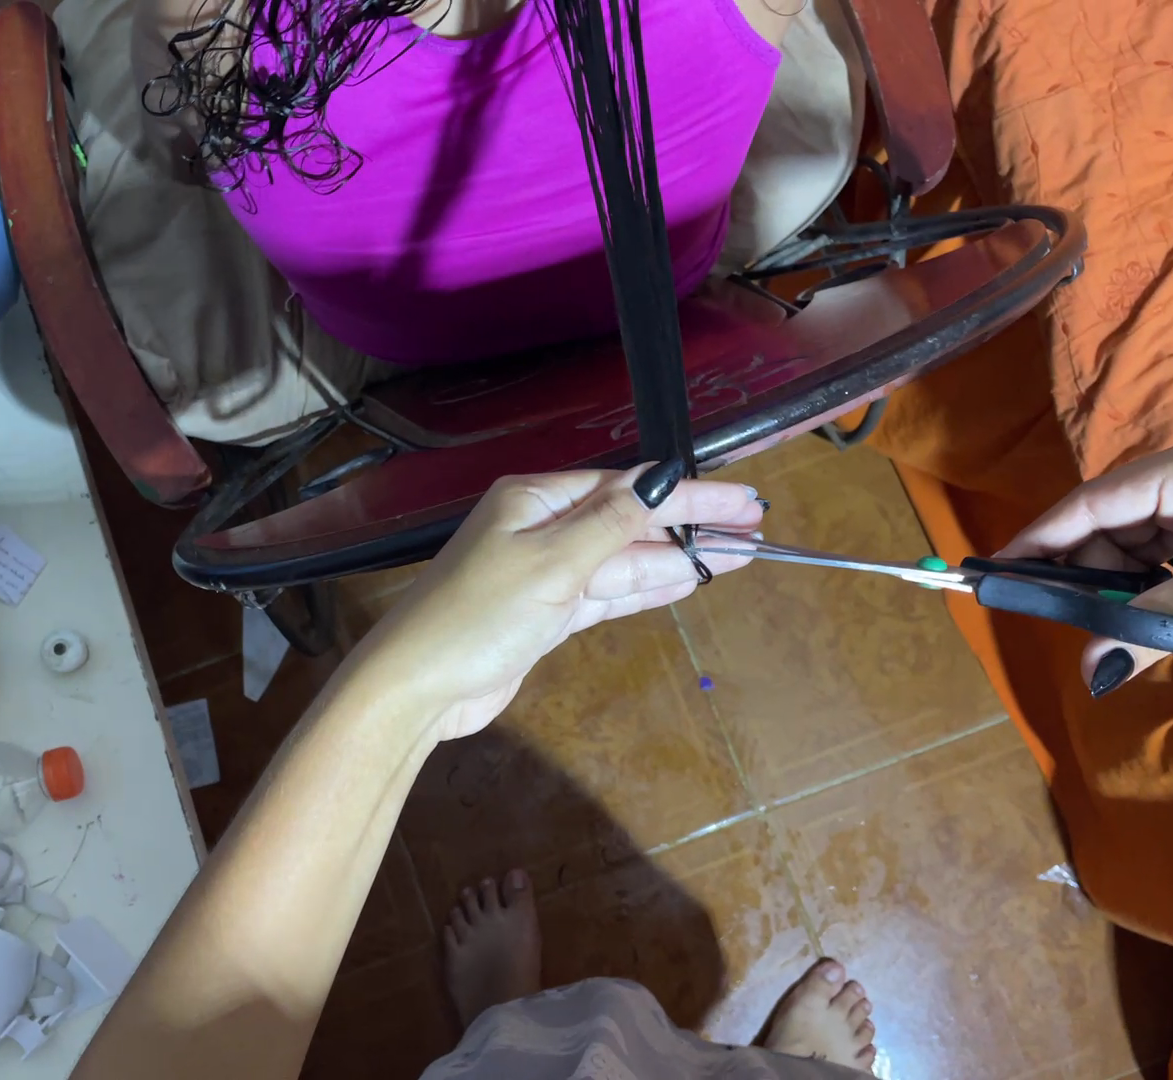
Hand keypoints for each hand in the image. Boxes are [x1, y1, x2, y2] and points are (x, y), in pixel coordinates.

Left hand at [346, 467, 763, 739]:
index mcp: (536, 500)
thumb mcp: (551, 563)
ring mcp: (545, 573)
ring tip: (733, 557)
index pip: (625, 488)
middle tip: (751, 529)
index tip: (740, 501)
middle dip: (687, 526)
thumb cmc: (479, 614)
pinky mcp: (546, 614)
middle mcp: (541, 528)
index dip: (686, 494)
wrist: (420, 686)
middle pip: (627, 522)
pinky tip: (683, 582)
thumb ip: (611, 523)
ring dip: (674, 560)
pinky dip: (642, 588)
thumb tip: (662, 477)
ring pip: (621, 561)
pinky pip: (605, 593)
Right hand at [997, 430, 1172, 694]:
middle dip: (1082, 567)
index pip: (1092, 501)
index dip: (1039, 537)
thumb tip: (1089, 672)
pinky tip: (1143, 610)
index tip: (996, 569)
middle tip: (1055, 609)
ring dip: (1117, 582)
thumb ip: (1146, 627)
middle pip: (1109, 522)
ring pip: (1134, 542)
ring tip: (1106, 619)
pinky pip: (1165, 556)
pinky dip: (1147, 585)